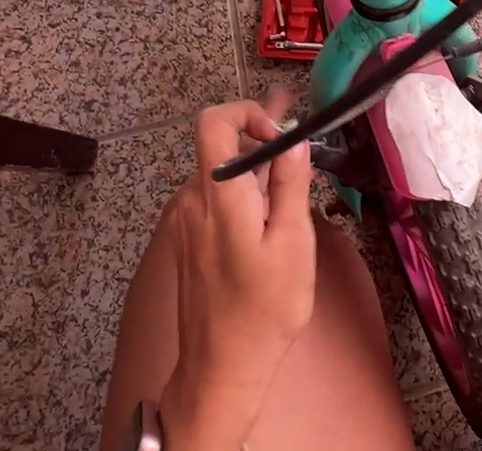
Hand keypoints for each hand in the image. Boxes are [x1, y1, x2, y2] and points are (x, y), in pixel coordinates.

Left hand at [160, 90, 314, 448]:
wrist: (221, 369)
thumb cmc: (265, 308)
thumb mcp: (293, 243)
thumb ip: (290, 185)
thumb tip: (294, 140)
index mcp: (218, 196)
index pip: (212, 123)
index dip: (246, 112)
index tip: (279, 134)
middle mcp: (193, 201)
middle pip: (220, 146)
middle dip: (260, 134)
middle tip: (295, 124)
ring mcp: (187, 222)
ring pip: (221, 174)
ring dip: (254, 164)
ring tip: (289, 163)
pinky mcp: (189, 240)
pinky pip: (216, 198)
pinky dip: (242, 189)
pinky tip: (268, 200)